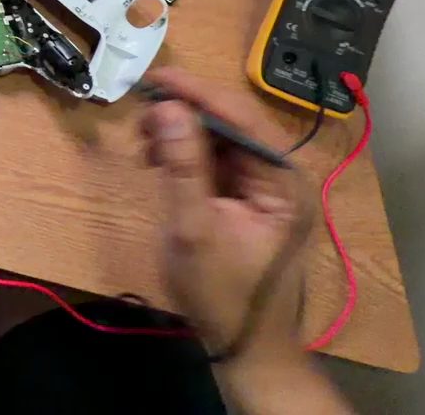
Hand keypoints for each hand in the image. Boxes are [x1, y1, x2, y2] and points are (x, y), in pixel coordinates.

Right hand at [139, 68, 309, 366]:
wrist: (244, 346)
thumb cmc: (221, 292)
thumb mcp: (193, 228)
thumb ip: (182, 165)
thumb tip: (167, 107)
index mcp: (283, 182)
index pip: (241, 116)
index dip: (197, 91)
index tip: (154, 78)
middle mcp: (281, 175)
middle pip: (231, 119)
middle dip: (183, 111)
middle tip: (140, 114)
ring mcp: (264, 184)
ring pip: (219, 134)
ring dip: (179, 130)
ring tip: (145, 143)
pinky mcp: (246, 194)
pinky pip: (213, 154)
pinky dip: (182, 149)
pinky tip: (157, 159)